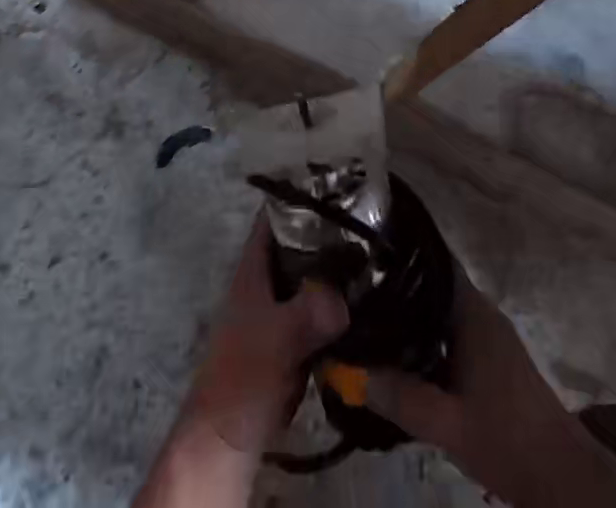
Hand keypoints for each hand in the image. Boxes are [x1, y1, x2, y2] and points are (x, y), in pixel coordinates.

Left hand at [134, 213, 349, 507]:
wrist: (231, 431)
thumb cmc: (245, 375)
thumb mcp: (277, 339)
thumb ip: (307, 314)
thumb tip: (341, 296)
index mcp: (253, 269)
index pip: (274, 217)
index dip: (301, 196)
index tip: (341, 185)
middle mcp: (267, 281)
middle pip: (299, 243)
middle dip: (330, 231)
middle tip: (375, 221)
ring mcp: (280, 308)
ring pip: (313, 275)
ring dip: (339, 267)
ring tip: (383, 254)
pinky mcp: (295, 336)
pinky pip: (322, 308)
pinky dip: (343, 301)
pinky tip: (373, 300)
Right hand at [366, 269, 615, 507]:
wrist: (564, 480)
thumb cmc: (510, 440)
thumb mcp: (447, 424)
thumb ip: (399, 397)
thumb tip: (348, 372)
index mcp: (474, 315)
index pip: (434, 262)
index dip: (399, 253)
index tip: (362, 254)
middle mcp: (480, 315)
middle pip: (429, 285)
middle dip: (391, 286)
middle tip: (349, 291)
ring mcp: (485, 336)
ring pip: (434, 310)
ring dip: (403, 313)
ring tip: (360, 317)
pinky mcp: (486, 358)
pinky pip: (443, 331)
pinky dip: (417, 334)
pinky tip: (390, 351)